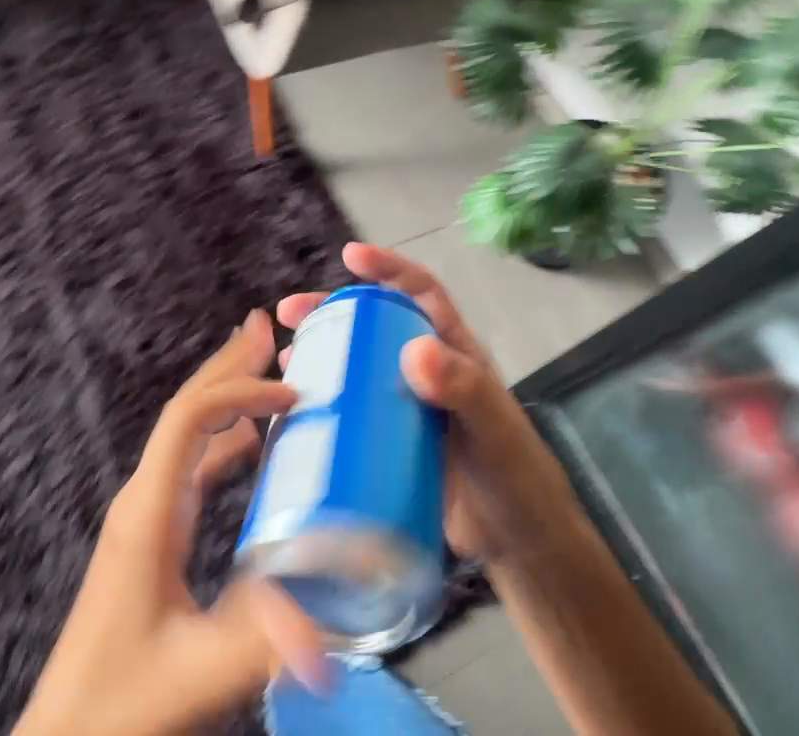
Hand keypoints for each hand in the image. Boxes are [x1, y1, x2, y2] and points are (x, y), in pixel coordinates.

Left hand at [15, 312, 325, 735]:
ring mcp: (146, 518)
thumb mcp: (200, 670)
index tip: (290, 390)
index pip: (189, 422)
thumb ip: (267, 643)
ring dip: (226, 400)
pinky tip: (251, 445)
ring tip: (266, 370)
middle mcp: (144, 501)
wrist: (69, 734)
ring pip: (188, 437)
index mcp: (148, 513)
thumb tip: (335, 625)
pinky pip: (192, 471)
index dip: (238, 392)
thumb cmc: (120, 701)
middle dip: (227, 368)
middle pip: (185, 413)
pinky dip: (224, 445)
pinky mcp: (153, 539)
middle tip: (264, 328)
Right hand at [278, 244, 584, 565]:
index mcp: (455, 354)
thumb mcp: (494, 428)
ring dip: (320, 355)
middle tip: (290, 314)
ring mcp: (405, 409)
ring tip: (283, 358)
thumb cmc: (515, 476)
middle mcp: (427, 373)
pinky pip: (351, 413)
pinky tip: (292, 413)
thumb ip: (464, 389)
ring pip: (357, 368)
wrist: (516, 543)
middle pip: (375, 326)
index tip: (351, 256)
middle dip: (333, 311)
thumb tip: (413, 350)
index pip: (422, 295)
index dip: (389, 269)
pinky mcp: (389, 444)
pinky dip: (322, 404)